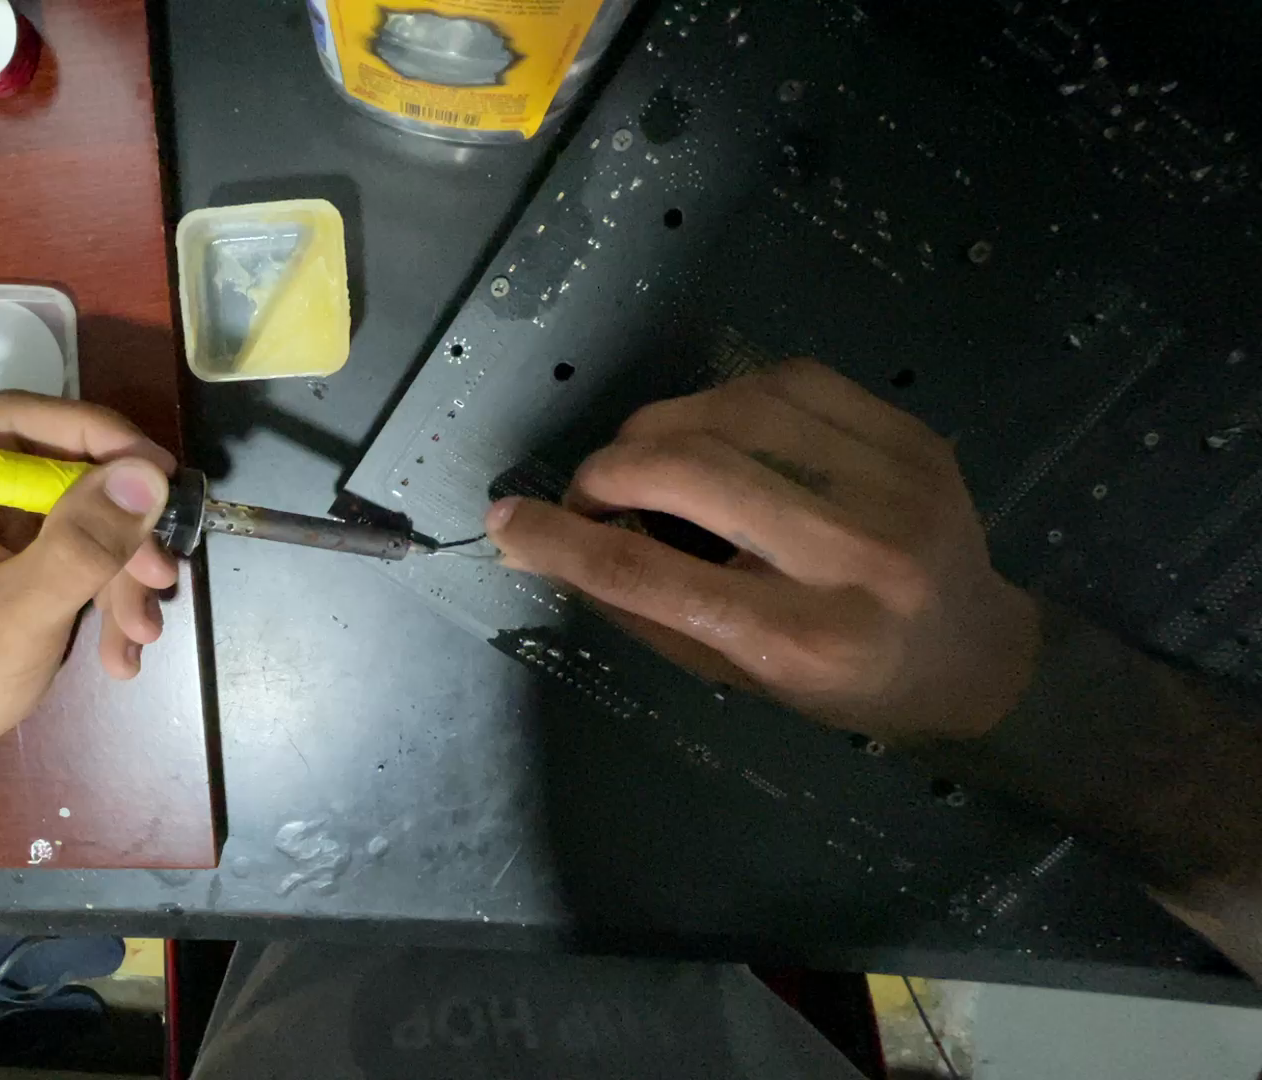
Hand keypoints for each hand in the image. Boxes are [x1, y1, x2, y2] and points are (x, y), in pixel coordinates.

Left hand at [0, 393, 178, 780]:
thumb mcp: (21, 615)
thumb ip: (83, 544)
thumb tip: (148, 476)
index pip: (13, 422)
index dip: (92, 436)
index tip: (158, 472)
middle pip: (58, 468)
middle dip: (116, 529)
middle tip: (160, 572)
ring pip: (79, 511)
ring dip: (119, 570)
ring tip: (140, 632)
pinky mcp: (13, 549)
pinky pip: (77, 545)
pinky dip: (106, 589)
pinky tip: (121, 646)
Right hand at [487, 360, 1039, 742]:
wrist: (972, 654)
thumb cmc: (829, 681)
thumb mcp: (721, 667)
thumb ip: (630, 603)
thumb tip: (542, 544)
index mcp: (796, 636)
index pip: (644, 573)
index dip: (557, 538)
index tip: (503, 519)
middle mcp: (852, 555)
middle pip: (685, 473)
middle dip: (605, 473)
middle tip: (588, 496)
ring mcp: (893, 482)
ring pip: (726, 411)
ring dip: (652, 431)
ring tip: (642, 464)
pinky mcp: (910, 432)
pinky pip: (779, 380)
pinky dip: (714, 400)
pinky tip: (709, 432)